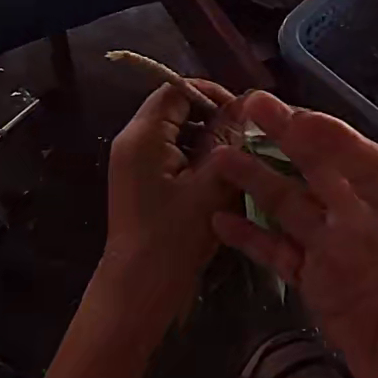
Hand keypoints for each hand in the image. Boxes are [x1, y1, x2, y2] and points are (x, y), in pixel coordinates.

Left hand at [103, 79, 242, 321]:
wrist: (139, 286)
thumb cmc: (174, 236)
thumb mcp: (210, 187)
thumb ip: (226, 142)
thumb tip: (245, 107)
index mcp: (142, 135)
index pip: (174, 90)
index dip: (210, 93)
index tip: (243, 112)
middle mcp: (131, 141)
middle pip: (172, 109)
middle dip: (210, 117)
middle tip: (246, 136)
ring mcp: (131, 161)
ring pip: (172, 132)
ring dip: (204, 138)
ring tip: (238, 156)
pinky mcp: (138, 180)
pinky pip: (167, 153)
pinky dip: (192, 157)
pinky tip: (220, 176)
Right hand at [207, 92, 377, 377]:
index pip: (369, 167)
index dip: (335, 141)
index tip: (300, 118)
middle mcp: (367, 223)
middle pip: (322, 171)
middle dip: (288, 137)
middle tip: (253, 105)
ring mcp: (337, 253)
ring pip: (290, 205)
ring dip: (257, 179)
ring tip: (221, 157)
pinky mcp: (316, 285)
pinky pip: (277, 254)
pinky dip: (249, 238)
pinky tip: (219, 222)